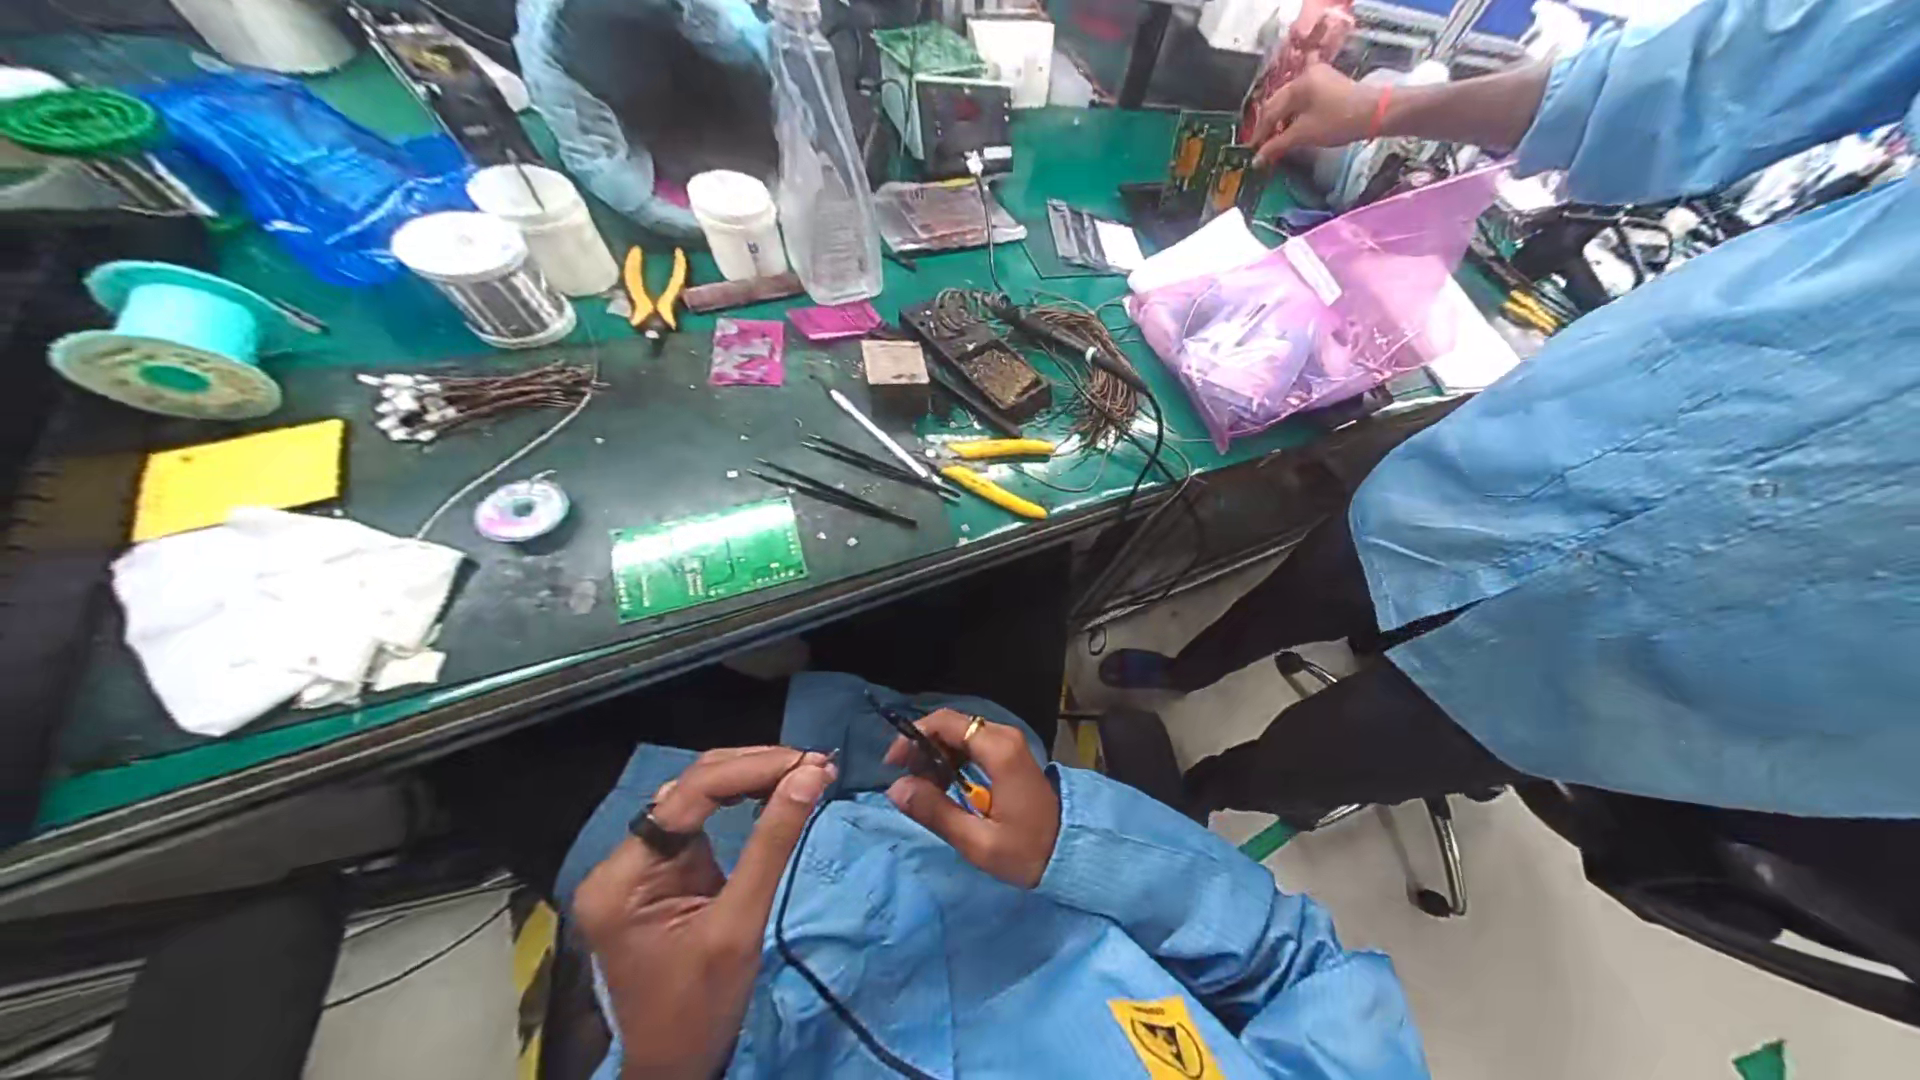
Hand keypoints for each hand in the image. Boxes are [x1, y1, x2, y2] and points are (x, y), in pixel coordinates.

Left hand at [573, 747, 836, 1079]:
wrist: (673, 1070)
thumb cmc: (700, 1009)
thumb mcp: (740, 924)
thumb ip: (773, 842)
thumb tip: (811, 775)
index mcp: (625, 874)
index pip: (692, 793)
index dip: (753, 769)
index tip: (809, 762)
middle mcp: (626, 858)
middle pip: (693, 786)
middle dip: (757, 768)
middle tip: (813, 765)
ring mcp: (642, 862)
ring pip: (700, 794)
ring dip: (754, 778)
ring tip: (803, 772)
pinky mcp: (663, 869)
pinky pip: (705, 816)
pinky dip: (744, 799)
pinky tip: (775, 792)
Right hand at [883, 709, 1059, 887]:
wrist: (1074, 854)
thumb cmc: (1029, 851)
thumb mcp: (978, 842)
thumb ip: (936, 811)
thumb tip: (896, 788)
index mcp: (998, 750)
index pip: (945, 722)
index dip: (914, 736)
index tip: (894, 764)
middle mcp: (1004, 736)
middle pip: (951, 725)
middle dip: (922, 747)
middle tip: (907, 780)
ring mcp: (1009, 743)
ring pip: (960, 733)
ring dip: (936, 754)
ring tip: (924, 788)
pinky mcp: (1011, 753)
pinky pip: (973, 744)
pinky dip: (952, 759)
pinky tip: (945, 785)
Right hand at [1248, 63, 1380, 166]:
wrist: (1374, 112)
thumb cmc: (1337, 121)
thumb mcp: (1303, 135)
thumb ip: (1276, 146)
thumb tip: (1256, 160)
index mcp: (1298, 84)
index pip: (1270, 111)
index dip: (1259, 133)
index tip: (1251, 152)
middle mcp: (1305, 75)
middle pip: (1277, 104)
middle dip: (1267, 126)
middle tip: (1260, 148)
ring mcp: (1317, 78)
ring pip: (1288, 103)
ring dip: (1279, 123)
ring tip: (1273, 141)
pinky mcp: (1325, 85)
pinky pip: (1300, 101)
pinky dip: (1291, 117)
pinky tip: (1288, 130)